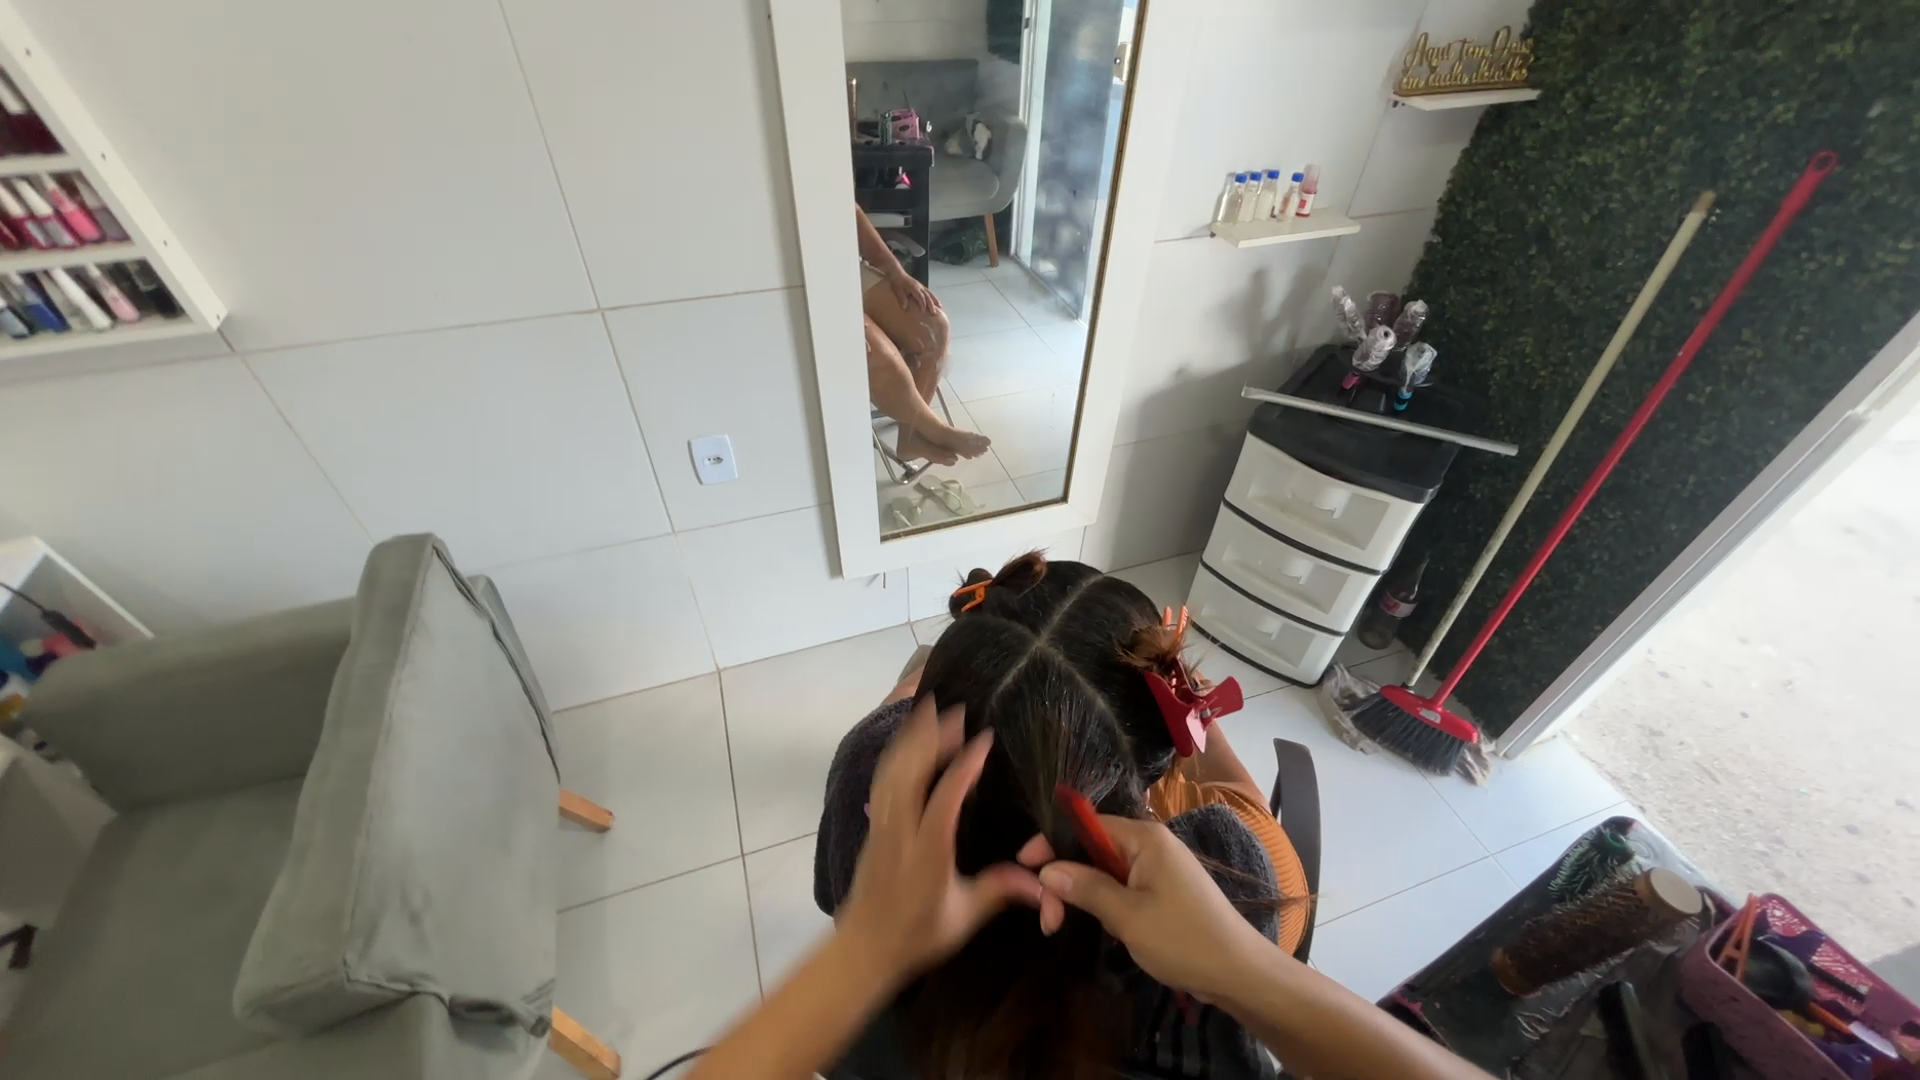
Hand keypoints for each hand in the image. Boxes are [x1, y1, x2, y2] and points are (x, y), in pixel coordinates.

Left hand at [836, 697, 1042, 985]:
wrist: (863, 948)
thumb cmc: (917, 934)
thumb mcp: (963, 916)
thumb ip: (1000, 890)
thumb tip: (1044, 883)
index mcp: (926, 851)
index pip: (945, 799)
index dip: (964, 766)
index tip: (983, 738)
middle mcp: (900, 830)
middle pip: (911, 771)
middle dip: (932, 736)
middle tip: (956, 709)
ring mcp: (881, 824)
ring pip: (892, 769)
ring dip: (911, 737)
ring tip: (929, 709)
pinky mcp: (872, 823)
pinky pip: (881, 778)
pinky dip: (894, 751)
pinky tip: (906, 738)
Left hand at [887, 270, 941, 313]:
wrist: (897, 273)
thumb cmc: (896, 282)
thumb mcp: (897, 290)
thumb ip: (902, 298)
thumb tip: (905, 307)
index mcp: (914, 288)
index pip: (920, 297)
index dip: (923, 305)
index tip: (924, 312)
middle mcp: (919, 287)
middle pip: (927, 296)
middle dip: (931, 305)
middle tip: (934, 313)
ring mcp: (921, 286)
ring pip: (930, 294)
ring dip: (935, 300)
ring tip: (940, 307)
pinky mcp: (921, 286)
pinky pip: (929, 292)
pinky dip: (934, 297)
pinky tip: (936, 301)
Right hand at [1021, 815, 1272, 1002]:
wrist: (1241, 974)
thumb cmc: (1184, 939)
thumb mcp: (1126, 916)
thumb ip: (1085, 887)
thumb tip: (1047, 868)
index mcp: (1144, 837)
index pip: (1086, 825)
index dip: (1052, 843)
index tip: (1024, 866)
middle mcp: (1150, 843)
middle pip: (1092, 849)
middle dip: (1066, 879)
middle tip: (1048, 920)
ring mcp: (1159, 866)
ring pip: (1105, 870)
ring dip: (1083, 894)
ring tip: (1065, 926)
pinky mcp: (1164, 889)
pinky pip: (1123, 884)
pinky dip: (1105, 902)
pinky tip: (1101, 926)